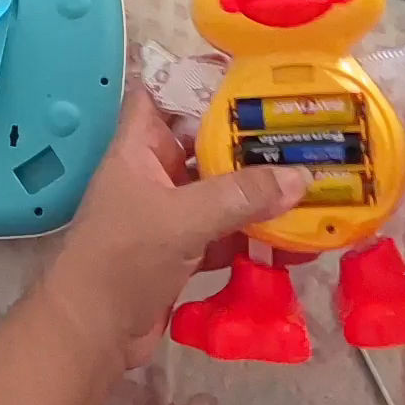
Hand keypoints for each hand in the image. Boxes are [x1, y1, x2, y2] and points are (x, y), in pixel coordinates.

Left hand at [43, 89, 309, 365]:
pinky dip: (253, 231)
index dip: (193, 78)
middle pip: (202, 141)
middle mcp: (154, 172)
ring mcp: (169, 211)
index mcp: (138, 147)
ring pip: (219, 188)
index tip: (245, 72)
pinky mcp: (184, 248)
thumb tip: (301, 177)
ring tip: (311, 176)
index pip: (159, 94)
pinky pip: (225, 229)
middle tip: (300, 125)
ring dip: (257, 188)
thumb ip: (239, 197)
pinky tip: (295, 236)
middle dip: (246, 137)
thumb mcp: (181, 219)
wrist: (92, 332)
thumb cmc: (122, 258)